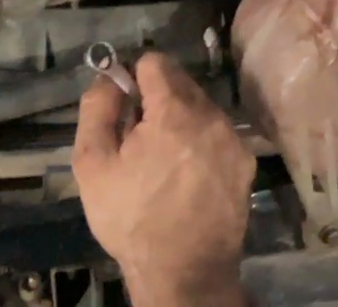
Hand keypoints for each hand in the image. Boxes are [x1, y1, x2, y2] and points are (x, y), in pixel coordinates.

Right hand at [72, 54, 254, 306]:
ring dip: (179, 117)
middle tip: (139, 137)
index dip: (134, 78)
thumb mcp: (93, 165)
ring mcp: (233, 138)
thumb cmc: (133, 219)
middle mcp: (211, 116)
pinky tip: (186, 172)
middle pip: (179, 81)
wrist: (184, 276)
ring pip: (199, 104)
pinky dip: (200, 138)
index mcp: (174, 111)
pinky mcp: (245, 161)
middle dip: (156, 97)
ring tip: (162, 158)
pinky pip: (216, 130)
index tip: (125, 105)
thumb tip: (108, 77)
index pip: (155, 62)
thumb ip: (96, 108)